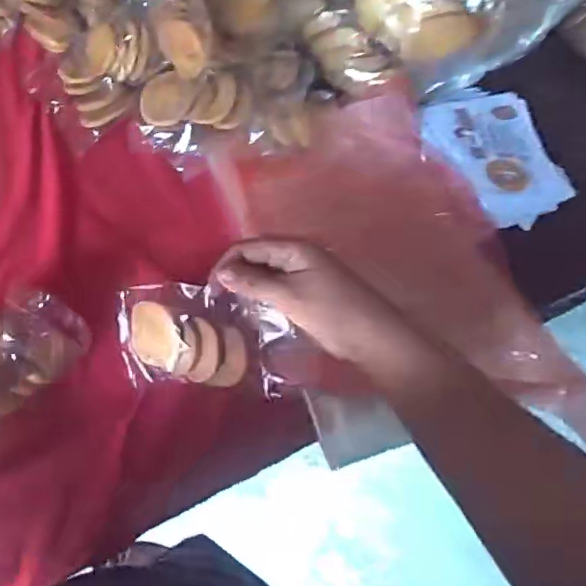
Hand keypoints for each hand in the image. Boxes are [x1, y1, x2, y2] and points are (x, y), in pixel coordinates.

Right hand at [212, 237, 444, 390]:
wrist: (374, 339)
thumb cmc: (331, 314)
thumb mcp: (288, 297)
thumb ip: (253, 283)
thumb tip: (221, 273)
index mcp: (294, 248)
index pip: (248, 246)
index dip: (225, 264)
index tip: (211, 289)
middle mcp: (299, 252)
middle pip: (256, 254)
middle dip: (234, 271)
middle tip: (218, 297)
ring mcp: (307, 269)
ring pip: (266, 269)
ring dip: (247, 281)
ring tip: (231, 302)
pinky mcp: (311, 287)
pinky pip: (278, 281)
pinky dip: (262, 290)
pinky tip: (254, 305)